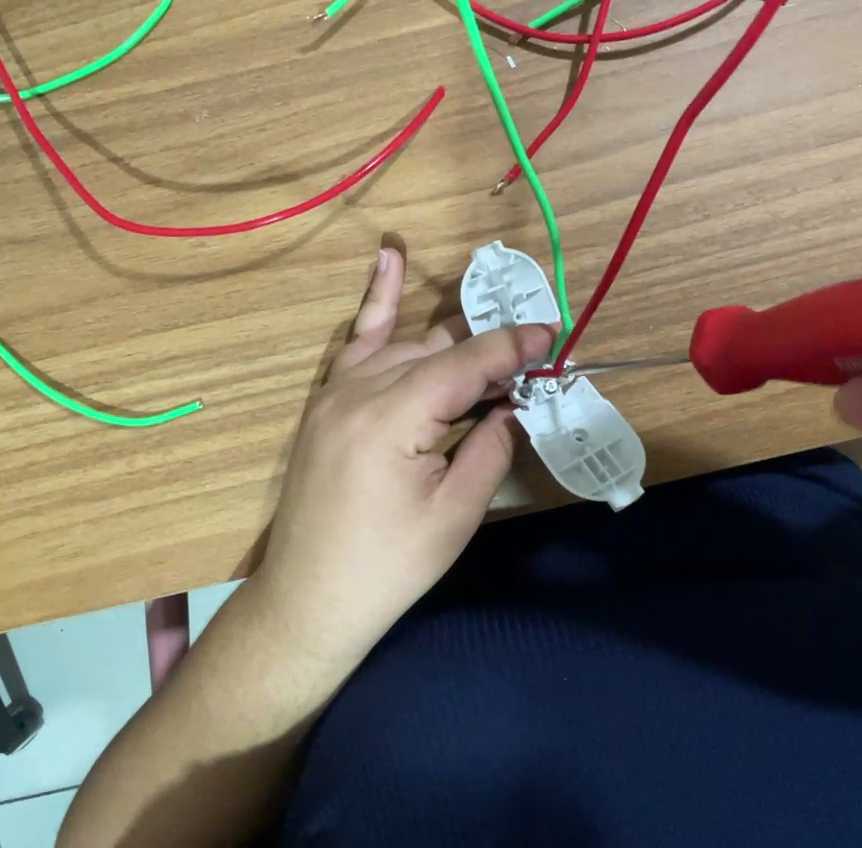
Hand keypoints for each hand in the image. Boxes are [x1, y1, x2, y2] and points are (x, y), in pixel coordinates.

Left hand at [255, 248, 553, 661]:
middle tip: (534, 360)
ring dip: (449, 342)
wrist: (309, 601)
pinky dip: (377, 302)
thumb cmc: (389, 567)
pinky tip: (390, 259)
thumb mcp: (455, 514)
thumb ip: (491, 446)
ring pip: (404, 346)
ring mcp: (333, 393)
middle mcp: (356, 392)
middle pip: (436, 350)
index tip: (552, 335)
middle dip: (488, 351)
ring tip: (494, 344)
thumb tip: (518, 404)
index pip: (464, 364)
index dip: (511, 348)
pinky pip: (357, 343)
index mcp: (390, 420)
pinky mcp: (325, 404)